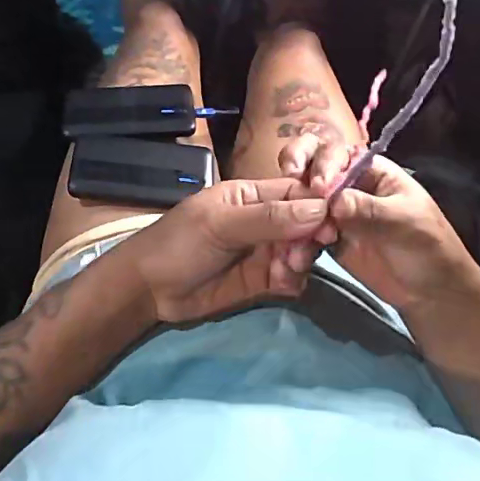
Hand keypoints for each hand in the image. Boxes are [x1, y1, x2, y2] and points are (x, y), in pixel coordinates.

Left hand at [107, 177, 329, 323]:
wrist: (148, 290)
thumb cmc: (178, 243)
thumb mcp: (220, 224)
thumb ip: (268, 217)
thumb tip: (320, 208)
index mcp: (252, 195)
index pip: (297, 191)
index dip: (319, 203)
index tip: (331, 222)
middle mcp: (264, 220)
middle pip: (307, 222)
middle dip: (310, 236)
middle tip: (298, 253)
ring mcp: (264, 250)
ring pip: (303, 251)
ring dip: (300, 260)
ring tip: (282, 269)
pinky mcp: (262, 281)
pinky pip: (292, 277)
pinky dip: (292, 280)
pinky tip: (277, 283)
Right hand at [279, 135, 479, 311]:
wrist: (432, 294)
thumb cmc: (430, 248)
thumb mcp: (405, 222)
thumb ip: (369, 208)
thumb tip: (334, 201)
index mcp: (370, 170)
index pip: (337, 153)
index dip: (323, 165)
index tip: (319, 188)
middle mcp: (348, 185)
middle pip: (312, 168)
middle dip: (298, 176)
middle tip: (290, 190)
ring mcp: (334, 212)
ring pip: (302, 201)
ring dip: (293, 214)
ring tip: (296, 238)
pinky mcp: (326, 238)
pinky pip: (303, 232)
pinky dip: (295, 240)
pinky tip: (295, 254)